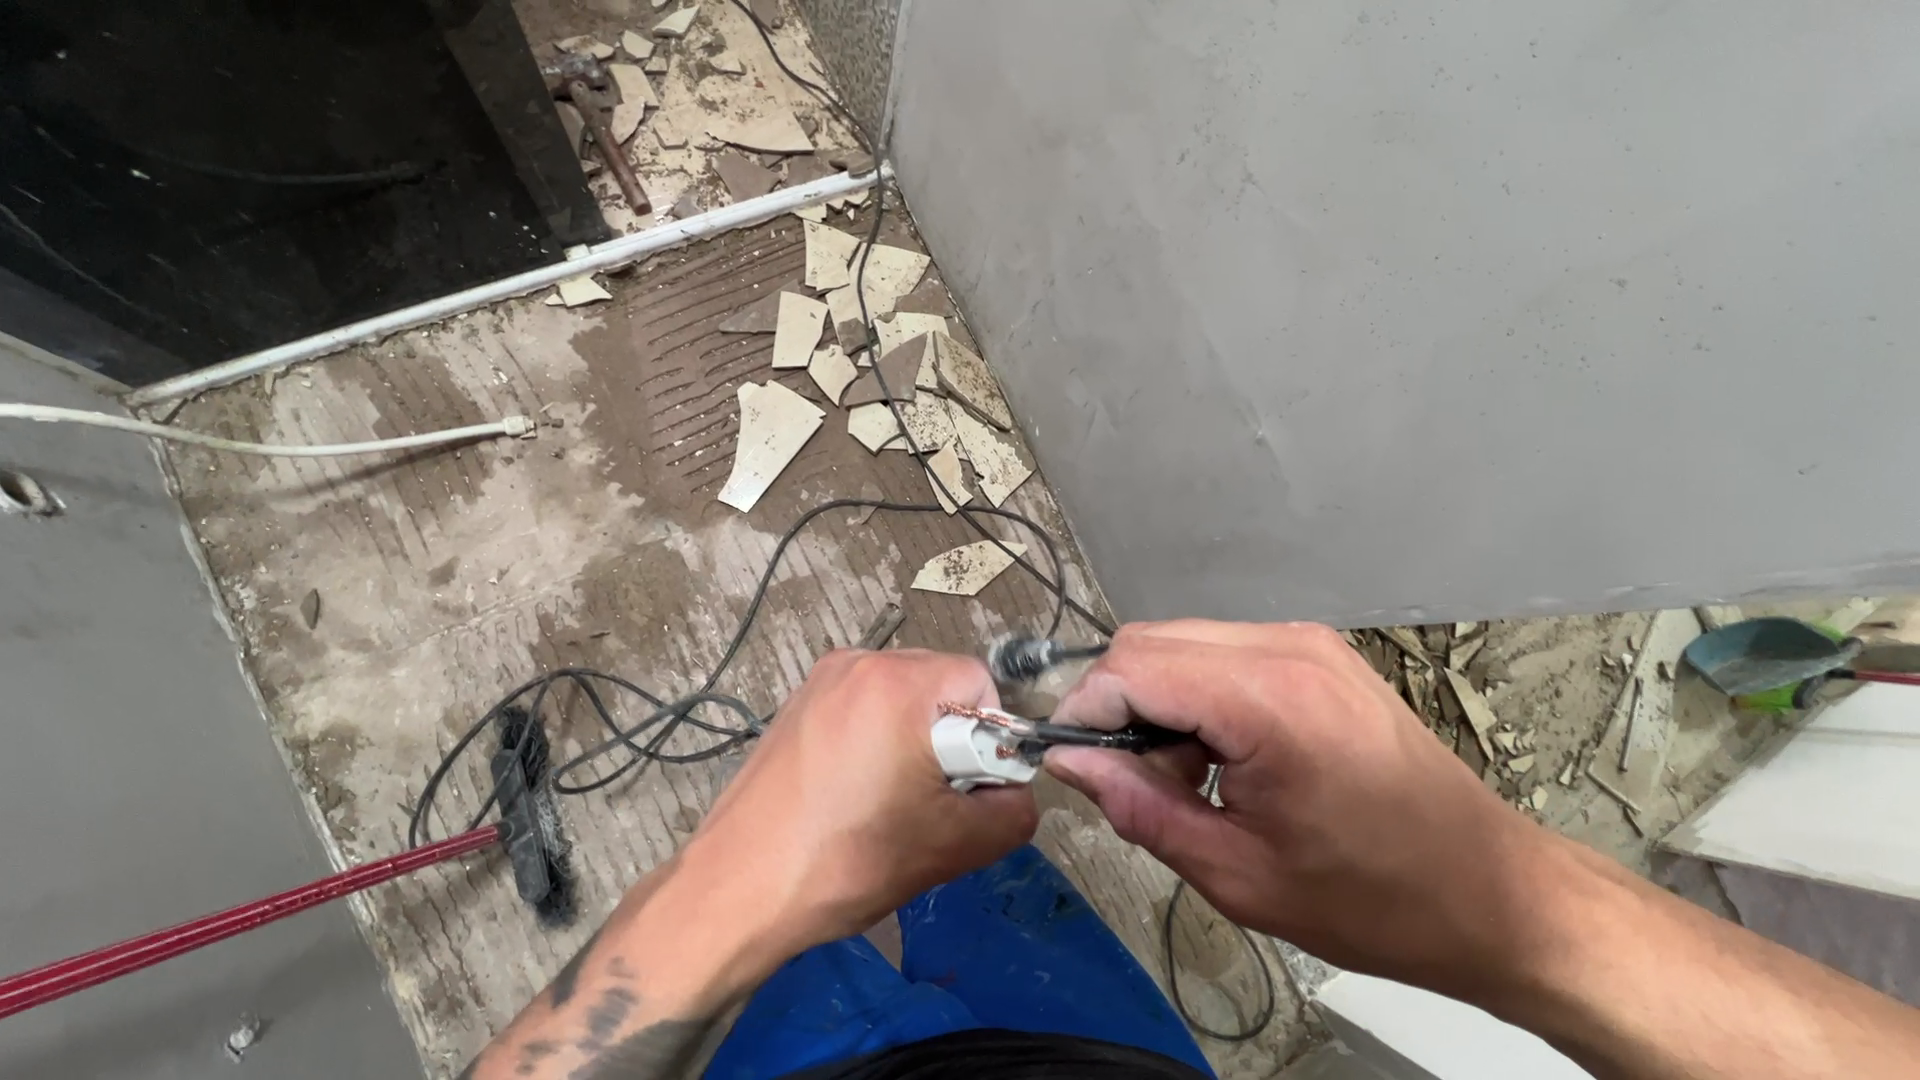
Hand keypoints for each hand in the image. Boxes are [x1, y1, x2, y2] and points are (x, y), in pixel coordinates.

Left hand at [688, 648, 1037, 948]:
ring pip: (901, 695)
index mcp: (899, 682)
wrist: (738, 889)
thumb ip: (1014, 810)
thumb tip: (1014, 790)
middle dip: (951, 735)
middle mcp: (859, 663)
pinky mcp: (796, 703)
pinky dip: (875, 737)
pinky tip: (854, 790)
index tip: (968, 786)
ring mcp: (821, 680)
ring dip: (913, 736)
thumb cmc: (850, 860)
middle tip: (932, 796)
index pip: (979, 679)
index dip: (990, 734)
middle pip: (939, 682)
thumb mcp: (954, 845)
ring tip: (890, 797)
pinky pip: (862, 705)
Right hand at [1045, 620, 1553, 998]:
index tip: (1074, 765)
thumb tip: (1068, 761)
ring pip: (1178, 643)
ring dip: (1155, 700)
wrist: (1495, 893)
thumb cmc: (1371, 900)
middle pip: (1147, 642)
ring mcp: (1304, 641)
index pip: (1130, 667)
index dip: (1084, 712)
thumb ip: (1138, 807)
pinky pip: (1218, 652)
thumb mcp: (1237, 874)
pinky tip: (1221, 754)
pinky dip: (1194, 694)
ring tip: (1185, 775)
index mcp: (1267, 699)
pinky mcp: (1316, 652)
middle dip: (1117, 706)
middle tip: (1137, 781)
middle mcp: (1284, 647)